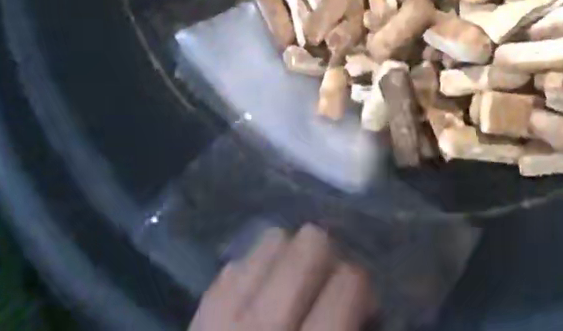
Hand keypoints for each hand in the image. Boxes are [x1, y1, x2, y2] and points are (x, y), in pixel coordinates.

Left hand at [192, 224, 374, 330]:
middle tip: (325, 291)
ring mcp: (224, 322)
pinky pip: (235, 266)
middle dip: (328, 260)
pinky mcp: (197, 320)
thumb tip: (366, 309)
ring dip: (289, 260)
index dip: (362, 289)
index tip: (360, 308)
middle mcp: (266, 328)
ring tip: (291, 290)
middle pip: (312, 243)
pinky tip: (257, 303)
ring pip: (274, 241)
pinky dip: (253, 277)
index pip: (351, 282)